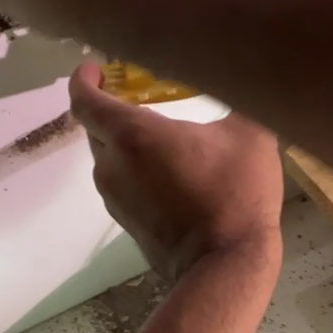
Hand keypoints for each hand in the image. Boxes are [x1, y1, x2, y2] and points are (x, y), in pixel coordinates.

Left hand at [69, 62, 282, 282]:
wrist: (222, 263)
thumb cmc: (234, 193)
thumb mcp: (248, 134)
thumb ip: (233, 101)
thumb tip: (238, 84)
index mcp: (131, 136)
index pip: (84, 101)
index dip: (83, 80)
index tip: (93, 70)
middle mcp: (111, 165)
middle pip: (94, 127)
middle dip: (108, 108)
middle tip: (135, 93)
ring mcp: (113, 196)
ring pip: (106, 157)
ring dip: (122, 141)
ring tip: (156, 132)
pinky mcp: (123, 220)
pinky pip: (119, 182)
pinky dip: (131, 168)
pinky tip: (162, 167)